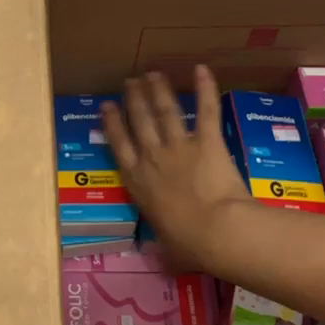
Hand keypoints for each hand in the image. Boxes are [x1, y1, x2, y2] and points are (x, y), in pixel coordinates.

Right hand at [99, 66, 251, 271]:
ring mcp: (178, 146)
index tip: (107, 106)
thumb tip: (155, 256)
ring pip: (165, 111)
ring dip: (158, 90)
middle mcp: (152, 157)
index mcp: (137, 182)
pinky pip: (205, 110)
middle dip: (133, 99)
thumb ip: (159, 246)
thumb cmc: (188, 244)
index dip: (112, 123)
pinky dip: (205, 88)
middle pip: (139, 121)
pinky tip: (202, 69)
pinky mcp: (207, 141)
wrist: (216, 230)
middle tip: (130, 82)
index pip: (119, 145)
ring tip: (153, 74)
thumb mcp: (167, 249)